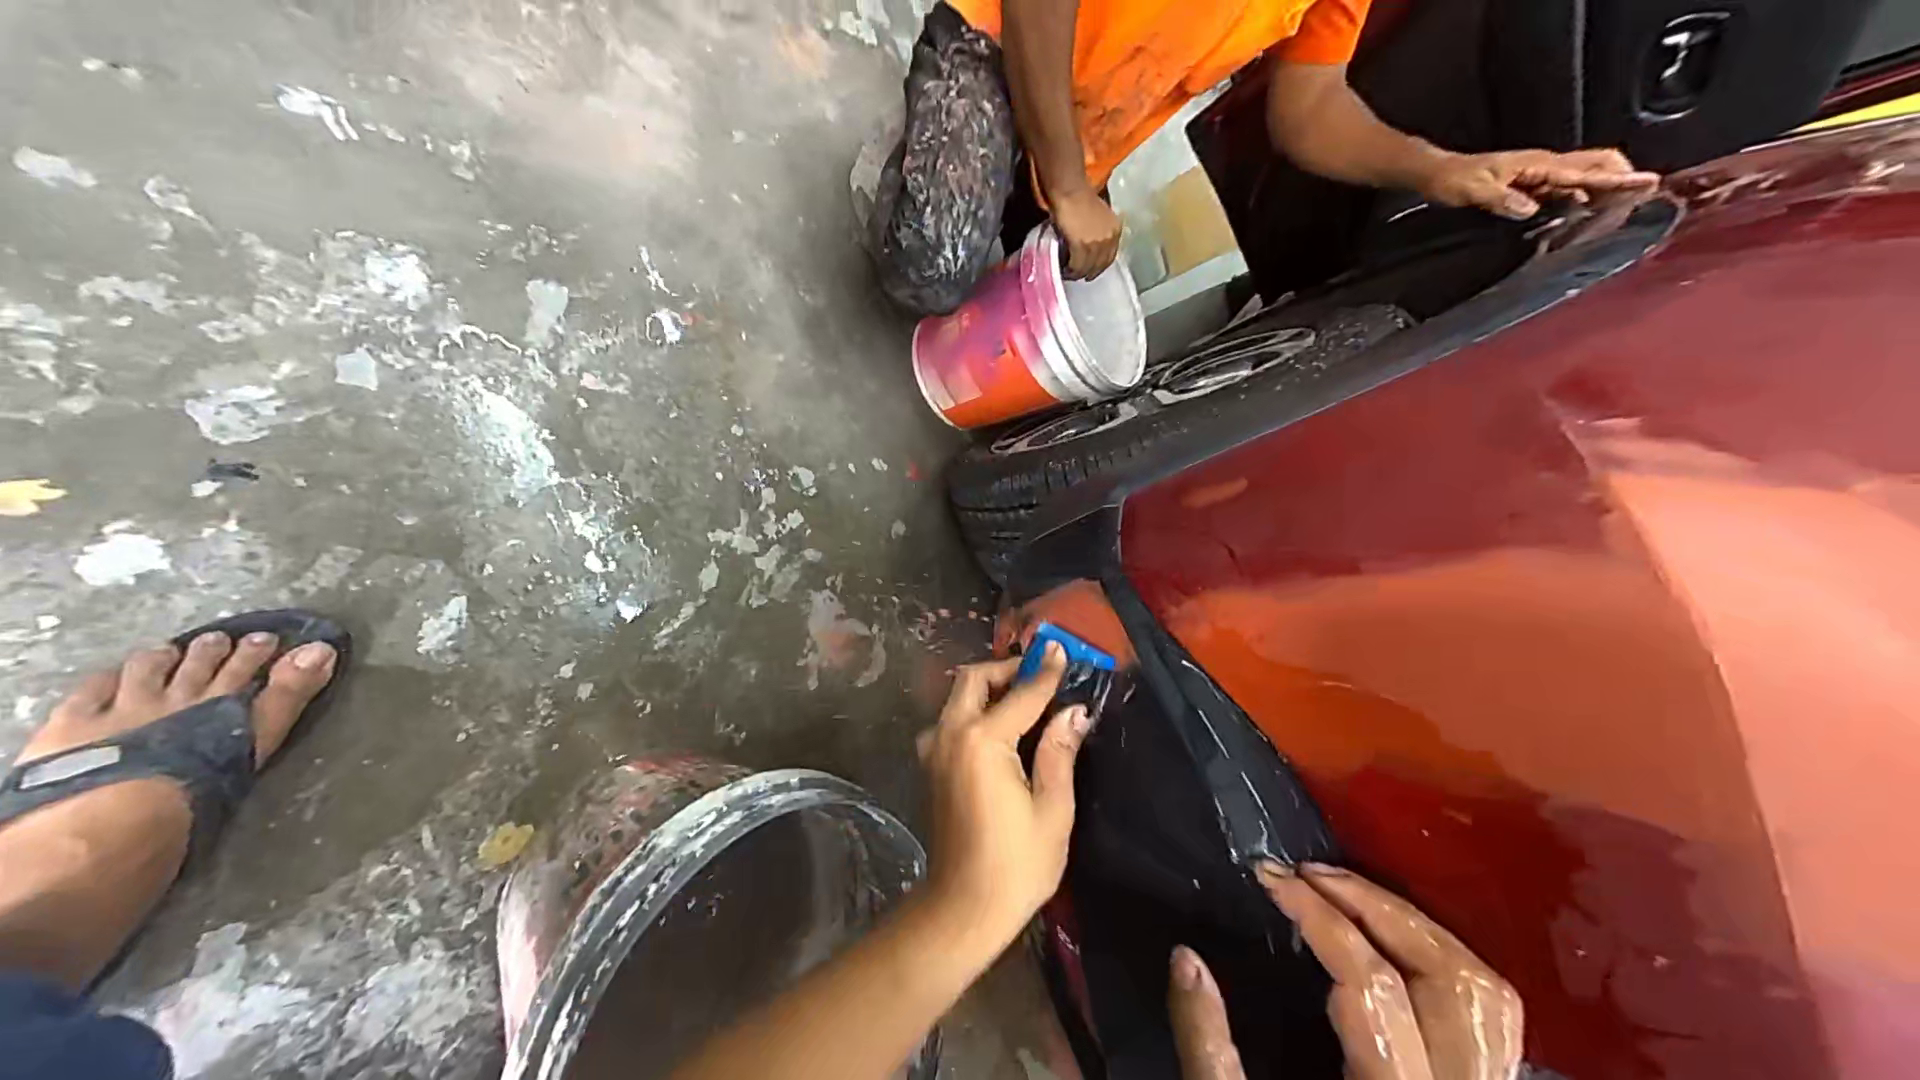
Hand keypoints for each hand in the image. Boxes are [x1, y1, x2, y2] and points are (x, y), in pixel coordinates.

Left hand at [917, 645, 1090, 940]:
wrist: (962, 909)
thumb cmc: (1016, 864)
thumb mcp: (1052, 809)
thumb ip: (1059, 751)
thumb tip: (1075, 711)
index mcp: (981, 741)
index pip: (1021, 693)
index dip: (1046, 671)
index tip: (1063, 651)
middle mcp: (949, 734)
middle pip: (973, 679)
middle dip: (1006, 669)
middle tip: (1040, 675)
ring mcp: (933, 749)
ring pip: (958, 697)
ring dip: (989, 688)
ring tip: (1026, 699)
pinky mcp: (930, 765)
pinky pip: (952, 720)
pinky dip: (976, 710)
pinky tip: (1002, 728)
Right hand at [1049, 189, 1123, 279]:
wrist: (1071, 191)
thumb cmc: (1082, 199)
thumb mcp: (1100, 217)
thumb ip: (1100, 232)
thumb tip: (1092, 248)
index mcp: (1116, 230)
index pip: (1109, 257)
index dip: (1099, 267)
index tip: (1090, 271)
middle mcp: (1109, 238)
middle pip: (1099, 265)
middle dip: (1089, 272)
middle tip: (1078, 275)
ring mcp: (1096, 243)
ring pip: (1088, 267)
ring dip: (1078, 273)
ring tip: (1070, 274)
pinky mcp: (1082, 246)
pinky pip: (1077, 265)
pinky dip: (1071, 270)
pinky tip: (1065, 271)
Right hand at [1168, 862, 1522, 1079]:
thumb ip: (1208, 1046)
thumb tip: (1185, 956)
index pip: (1370, 986)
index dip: (1318, 917)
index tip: (1268, 878)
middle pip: (1450, 979)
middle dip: (1374, 906)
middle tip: (1309, 874)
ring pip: (1485, 993)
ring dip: (1412, 923)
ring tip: (1344, 890)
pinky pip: (1486, 1013)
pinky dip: (1435, 955)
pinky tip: (1386, 935)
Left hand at [1420, 147, 1659, 220]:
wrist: (1440, 174)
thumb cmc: (1454, 180)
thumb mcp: (1475, 191)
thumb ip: (1502, 199)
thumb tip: (1531, 209)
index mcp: (1537, 165)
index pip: (1584, 171)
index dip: (1615, 179)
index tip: (1646, 183)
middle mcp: (1544, 167)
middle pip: (1596, 164)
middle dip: (1622, 176)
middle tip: (1643, 195)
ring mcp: (1538, 174)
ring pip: (1583, 176)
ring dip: (1606, 187)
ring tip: (1625, 205)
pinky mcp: (1529, 184)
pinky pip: (1563, 188)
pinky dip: (1580, 196)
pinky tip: (1583, 211)